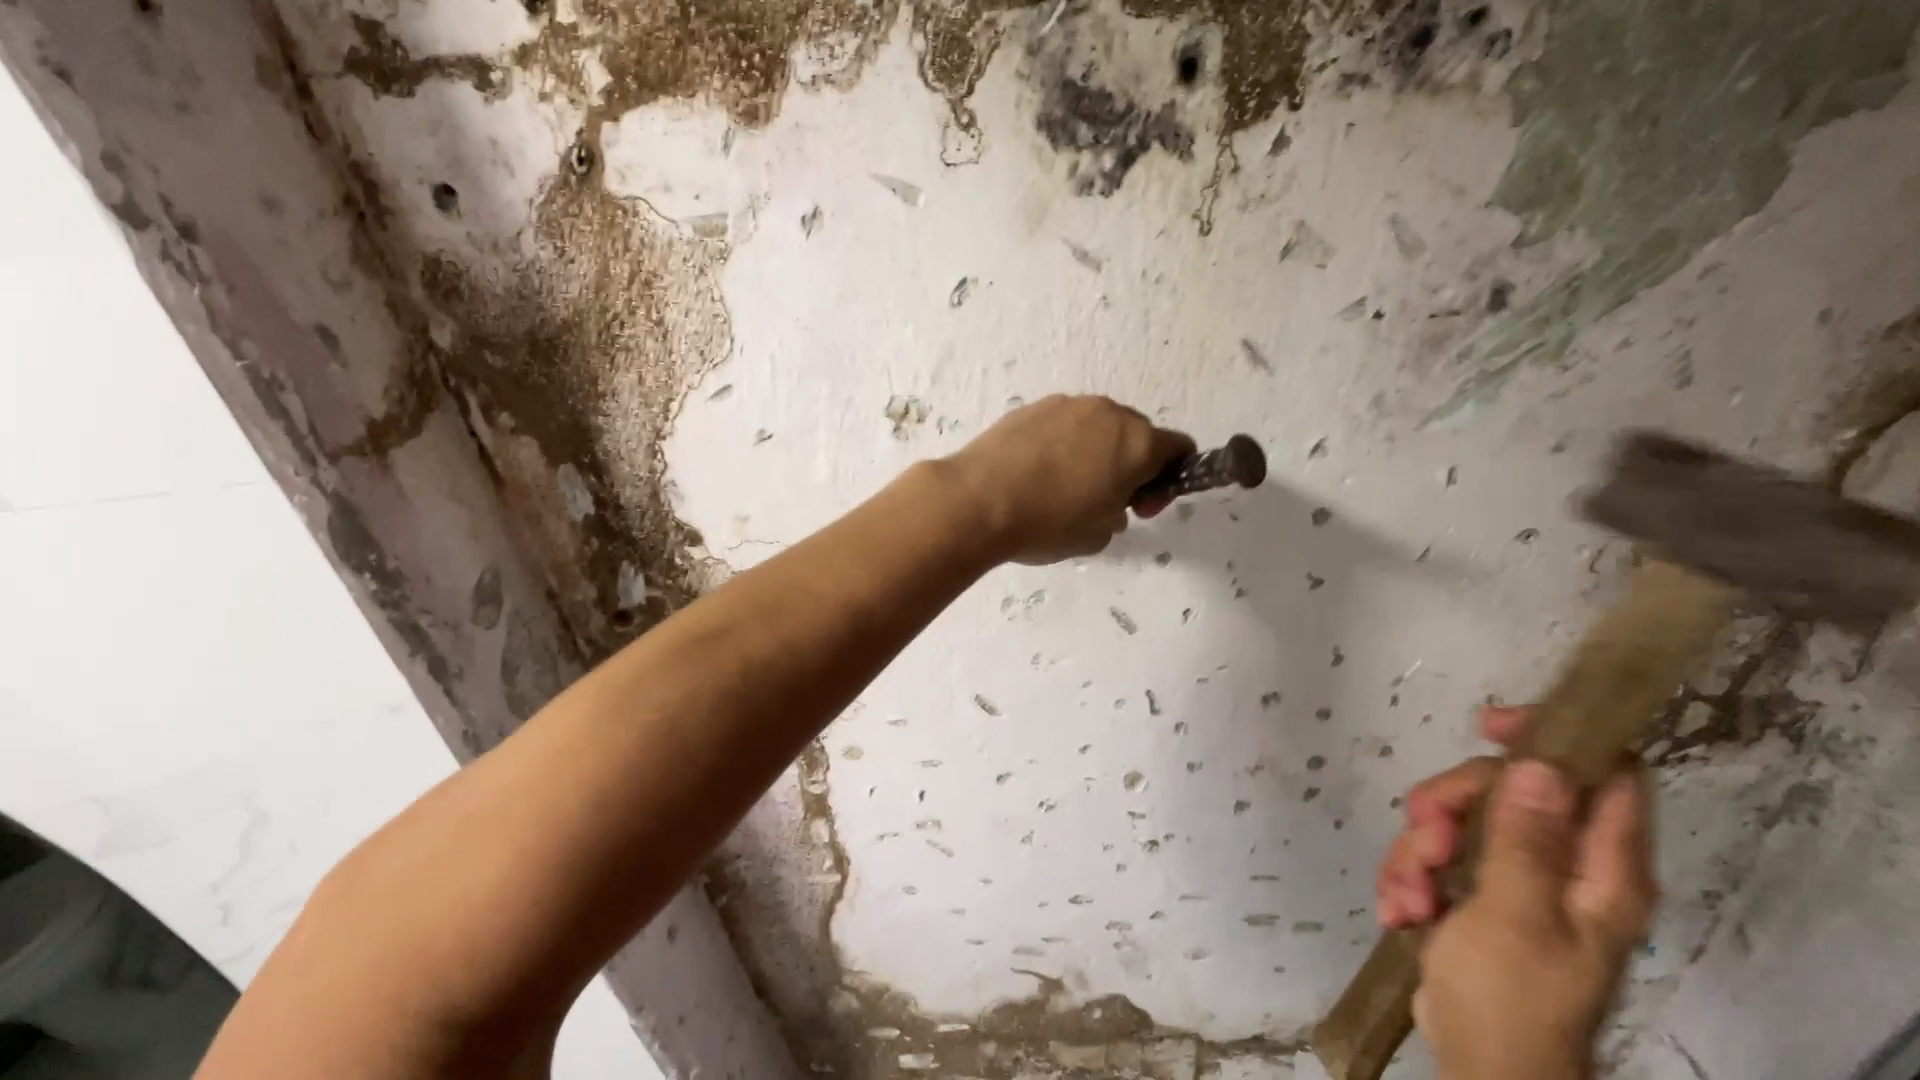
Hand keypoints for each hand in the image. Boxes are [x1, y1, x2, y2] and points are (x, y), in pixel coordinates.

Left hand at [942, 395, 1193, 564]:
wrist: (977, 501)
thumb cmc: (1049, 523)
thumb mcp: (1099, 534)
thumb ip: (1118, 513)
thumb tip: (1109, 502)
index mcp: (1138, 443)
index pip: (1179, 449)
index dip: (1168, 481)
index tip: (1141, 506)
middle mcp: (1109, 413)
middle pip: (1138, 434)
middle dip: (1131, 464)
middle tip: (1104, 501)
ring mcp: (1068, 405)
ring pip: (1098, 426)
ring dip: (1095, 451)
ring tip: (1063, 487)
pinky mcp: (1032, 407)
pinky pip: (1063, 425)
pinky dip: (1061, 444)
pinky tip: (1036, 474)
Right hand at [1377, 706, 1657, 1079]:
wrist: (1481, 1067)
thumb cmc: (1511, 997)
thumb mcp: (1514, 915)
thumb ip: (1525, 839)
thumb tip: (1540, 764)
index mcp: (1602, 868)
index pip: (1607, 774)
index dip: (1554, 738)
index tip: (1488, 728)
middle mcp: (1566, 866)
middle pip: (1508, 791)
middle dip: (1450, 808)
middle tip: (1426, 837)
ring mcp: (1518, 882)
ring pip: (1460, 823)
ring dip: (1419, 854)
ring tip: (1408, 900)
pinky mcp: (1477, 899)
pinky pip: (1438, 860)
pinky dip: (1410, 880)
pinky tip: (1400, 913)